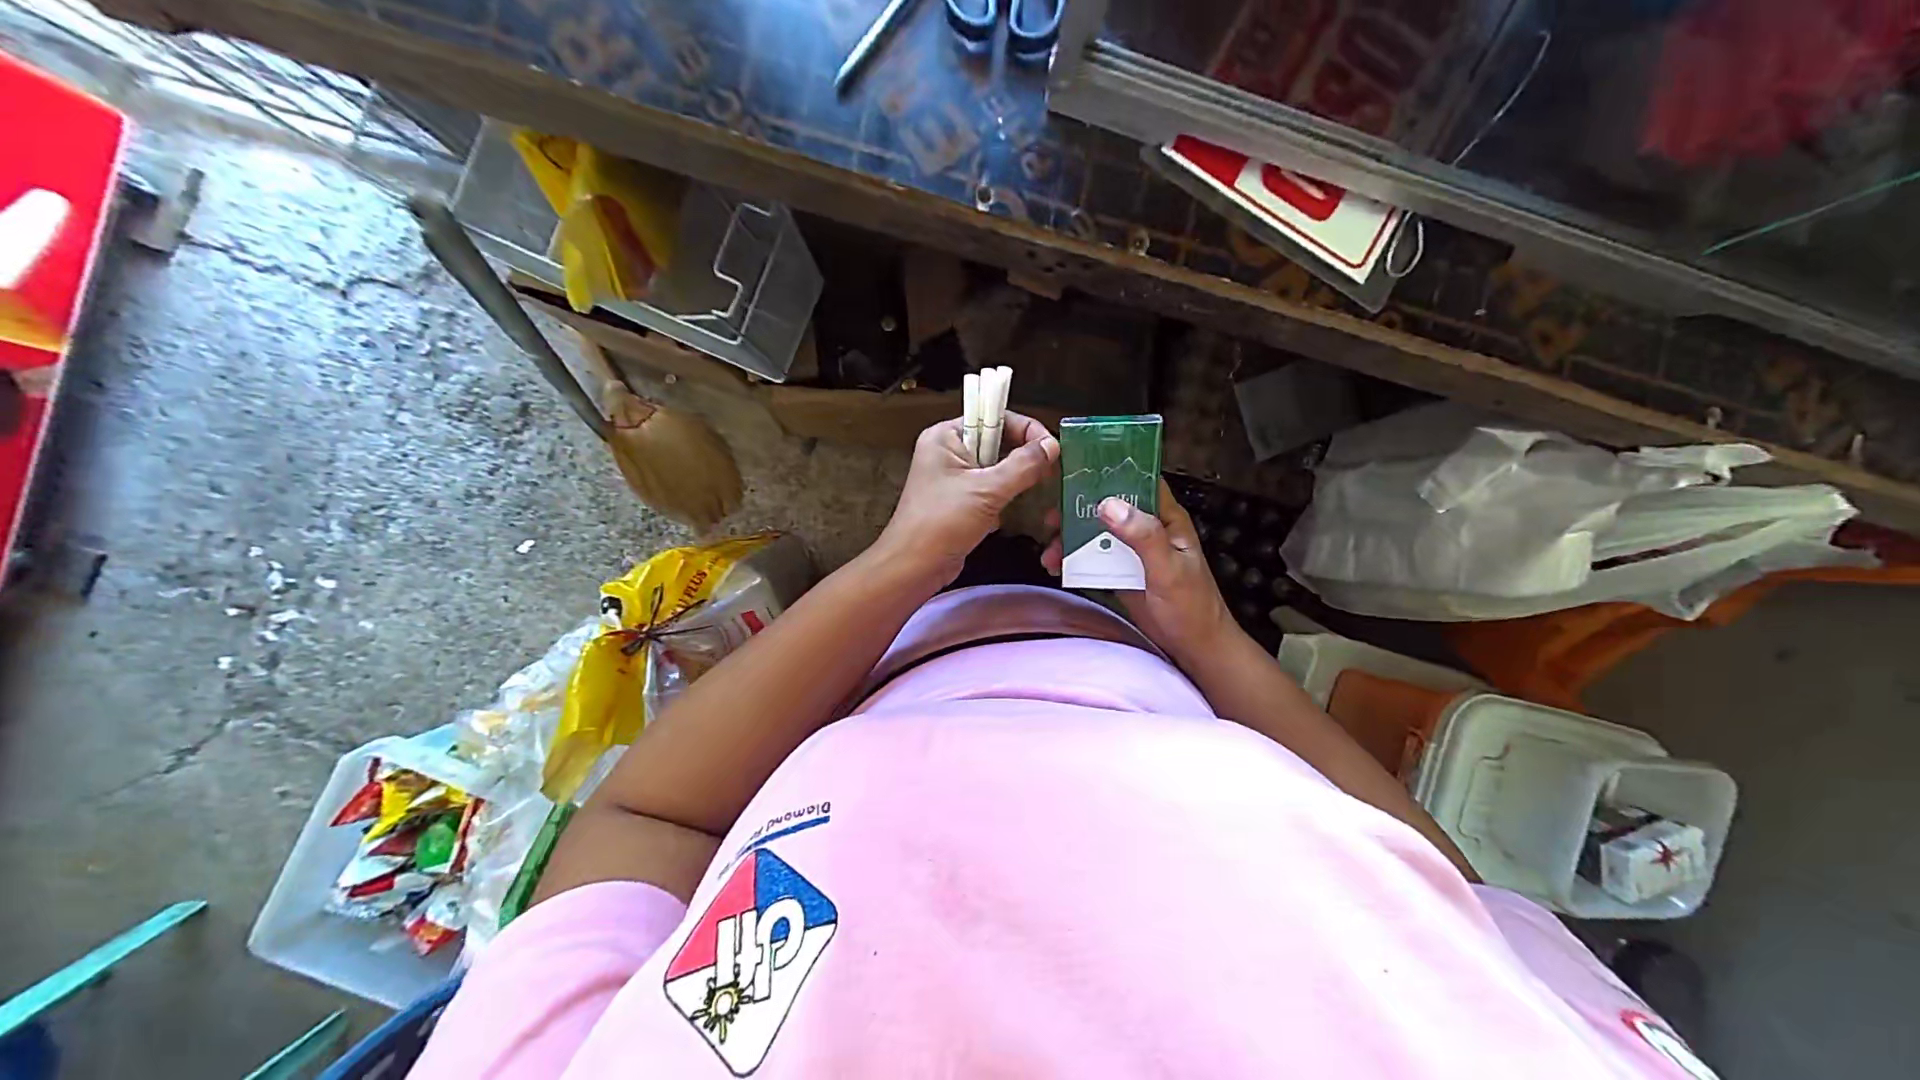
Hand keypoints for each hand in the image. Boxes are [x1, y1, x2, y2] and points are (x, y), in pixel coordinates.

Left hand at [876, 411, 1058, 586]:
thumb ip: (1023, 466)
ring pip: (997, 469)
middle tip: (1047, 471)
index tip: (1049, 447)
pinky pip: (992, 491)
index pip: (994, 417)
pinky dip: (1002, 502)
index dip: (1025, 429)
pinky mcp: (961, 502)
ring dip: (1011, 484)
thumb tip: (1050, 447)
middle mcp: (948, 452)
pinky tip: (1000, 517)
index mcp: (945, 436)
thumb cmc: (937, 525)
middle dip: (1021, 459)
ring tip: (1024, 494)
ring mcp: (954, 478)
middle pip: (998, 442)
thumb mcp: (987, 490)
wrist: (914, 568)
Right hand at [1044, 480, 1238, 663]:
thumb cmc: (1193, 607)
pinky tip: (1057, 566)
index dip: (1110, 472)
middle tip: (1051, 518)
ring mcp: (1131, 550)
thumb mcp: (1168, 569)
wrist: (1194, 647)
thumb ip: (1143, 536)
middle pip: (1107, 506)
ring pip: (1094, 532)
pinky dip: (1072, 558)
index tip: (1077, 470)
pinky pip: (1091, 557)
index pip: (1138, 481)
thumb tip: (1109, 505)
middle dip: (1077, 509)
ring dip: (1069, 537)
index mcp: (1165, 518)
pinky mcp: (1119, 571)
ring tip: (1051, 552)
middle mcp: (1146, 528)